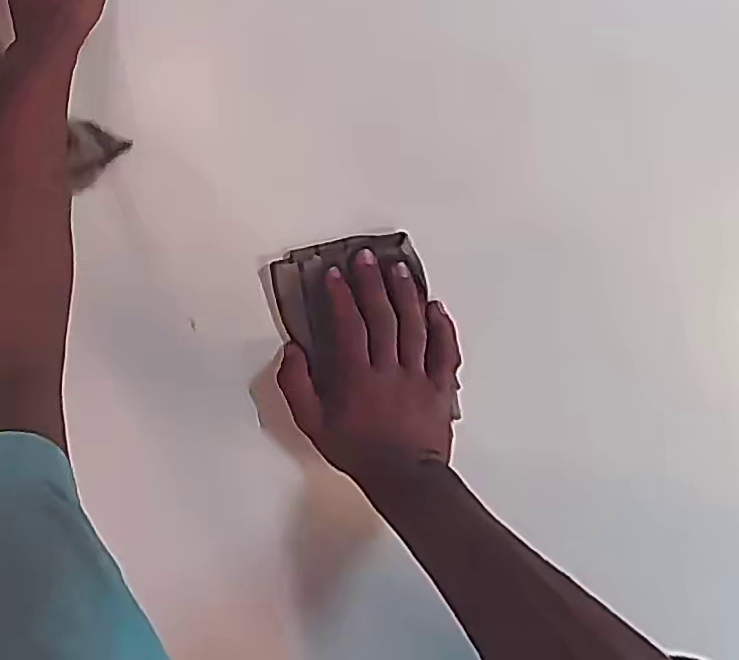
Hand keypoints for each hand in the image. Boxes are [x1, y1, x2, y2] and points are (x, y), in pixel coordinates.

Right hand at [278, 248, 461, 490]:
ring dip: (405, 294)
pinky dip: (442, 326)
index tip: (334, 273)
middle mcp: (389, 371)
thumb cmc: (358, 451)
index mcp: (357, 378)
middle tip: (366, 257)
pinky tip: (435, 305)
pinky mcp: (441, 387)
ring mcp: (419, 377)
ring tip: (398, 269)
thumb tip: (293, 350)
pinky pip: (445, 351)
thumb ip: (296, 385)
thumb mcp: (313, 424)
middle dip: (372, 283)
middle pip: (382, 317)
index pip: (349, 325)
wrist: (405, 482)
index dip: (341, 296)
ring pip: (414, 327)